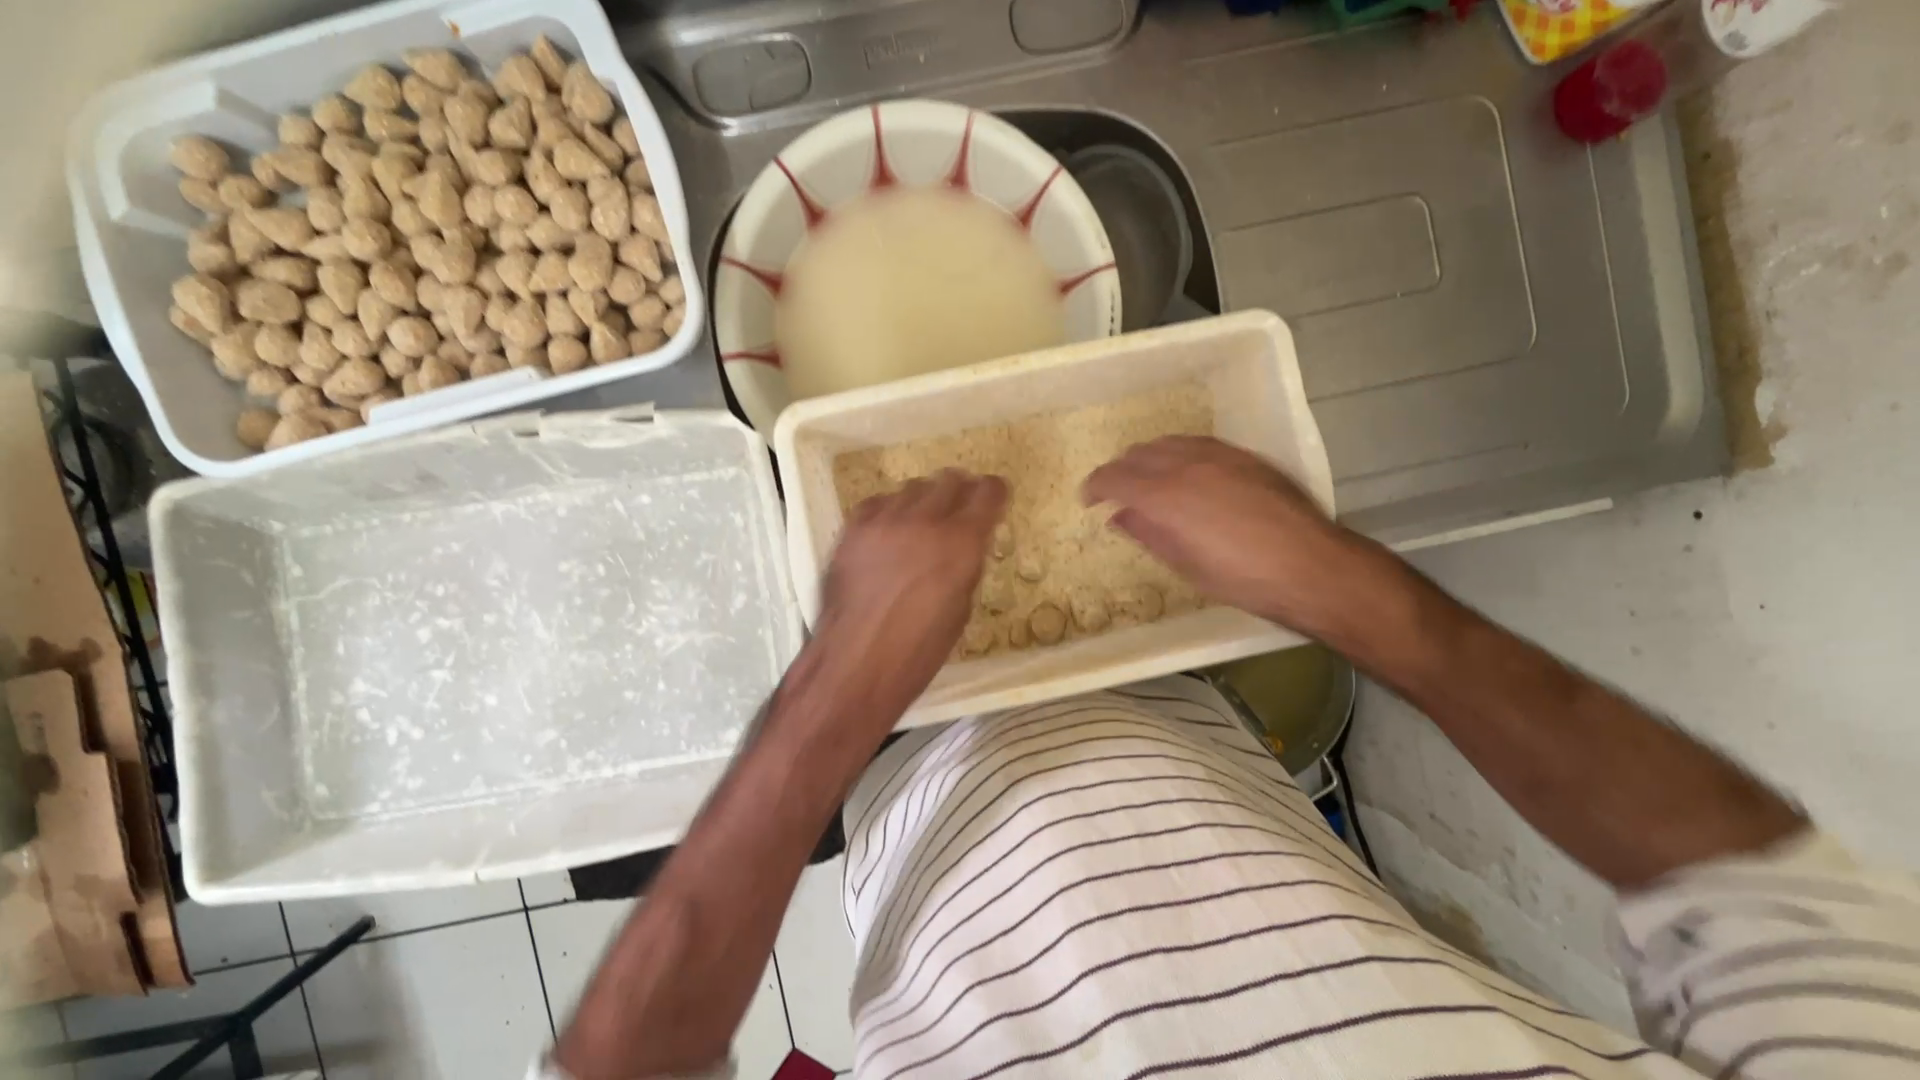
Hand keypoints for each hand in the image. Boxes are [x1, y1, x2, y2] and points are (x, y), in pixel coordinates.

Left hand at [814, 470, 1007, 712]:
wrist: (858, 663)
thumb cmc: (919, 651)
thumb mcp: (961, 608)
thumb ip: (965, 566)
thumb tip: (965, 547)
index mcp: (962, 542)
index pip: (988, 492)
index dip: (994, 492)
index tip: (994, 497)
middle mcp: (925, 521)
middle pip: (949, 480)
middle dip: (959, 491)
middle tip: (959, 507)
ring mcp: (884, 521)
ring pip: (912, 488)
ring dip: (923, 500)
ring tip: (921, 521)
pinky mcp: (852, 529)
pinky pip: (877, 503)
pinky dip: (888, 511)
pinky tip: (888, 530)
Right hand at [1083, 436, 1376, 634]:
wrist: (1307, 564)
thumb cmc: (1240, 577)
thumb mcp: (1184, 564)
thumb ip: (1148, 533)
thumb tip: (1120, 516)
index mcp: (1164, 495)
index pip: (1114, 477)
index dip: (1095, 487)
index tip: (1089, 501)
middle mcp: (1186, 464)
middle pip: (1138, 455)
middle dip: (1119, 472)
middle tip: (1116, 495)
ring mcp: (1217, 455)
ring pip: (1167, 443)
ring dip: (1148, 459)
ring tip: (1147, 481)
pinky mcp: (1243, 456)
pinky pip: (1197, 444)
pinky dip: (1178, 454)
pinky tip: (1185, 473)